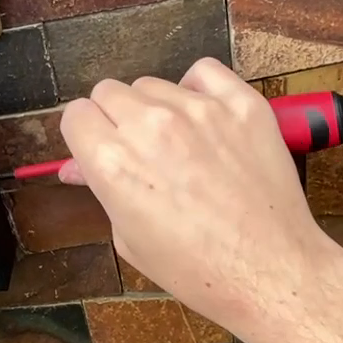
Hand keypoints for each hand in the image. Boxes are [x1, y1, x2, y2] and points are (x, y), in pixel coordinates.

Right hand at [58, 59, 342, 333]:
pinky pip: (202, 71)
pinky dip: (196, 88)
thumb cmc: (194, 268)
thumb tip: (79, 165)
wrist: (267, 271)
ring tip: (177, 143)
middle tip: (135, 149)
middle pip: (108, 91)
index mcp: (112, 162)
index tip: (96, 147)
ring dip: (154, 107)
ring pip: (152, 84)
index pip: (75, 114)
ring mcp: (198, 110)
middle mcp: (149, 127)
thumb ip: (101, 189)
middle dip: (113, 118)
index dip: (84, 135)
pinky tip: (203, 117)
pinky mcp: (241, 104)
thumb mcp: (128, 237)